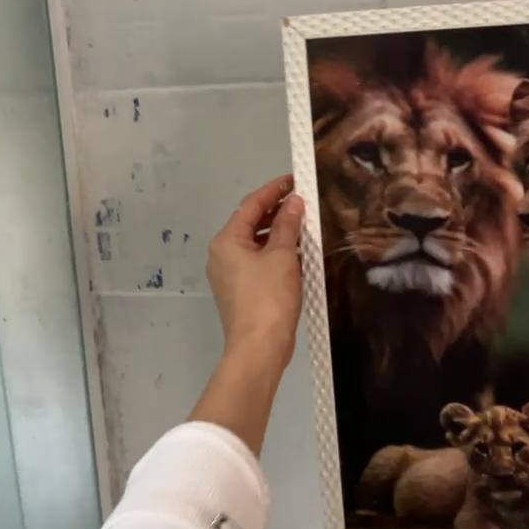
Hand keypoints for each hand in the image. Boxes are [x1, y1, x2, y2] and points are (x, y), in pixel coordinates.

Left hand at [206, 174, 306, 363]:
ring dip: (279, 233)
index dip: (274, 189)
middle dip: (278, 211)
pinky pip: (258, 262)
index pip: (251, 204)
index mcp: (227, 241)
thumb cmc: (269, 297)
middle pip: (251, 222)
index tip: (296, 178)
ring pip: (256, 243)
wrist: (259, 349)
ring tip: (306, 224)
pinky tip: (299, 253)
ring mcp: (229, 274)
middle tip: (304, 200)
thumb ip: (288, 225)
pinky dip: (276, 254)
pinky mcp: (240, 291)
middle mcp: (222, 254)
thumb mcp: (283, 256)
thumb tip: (294, 201)